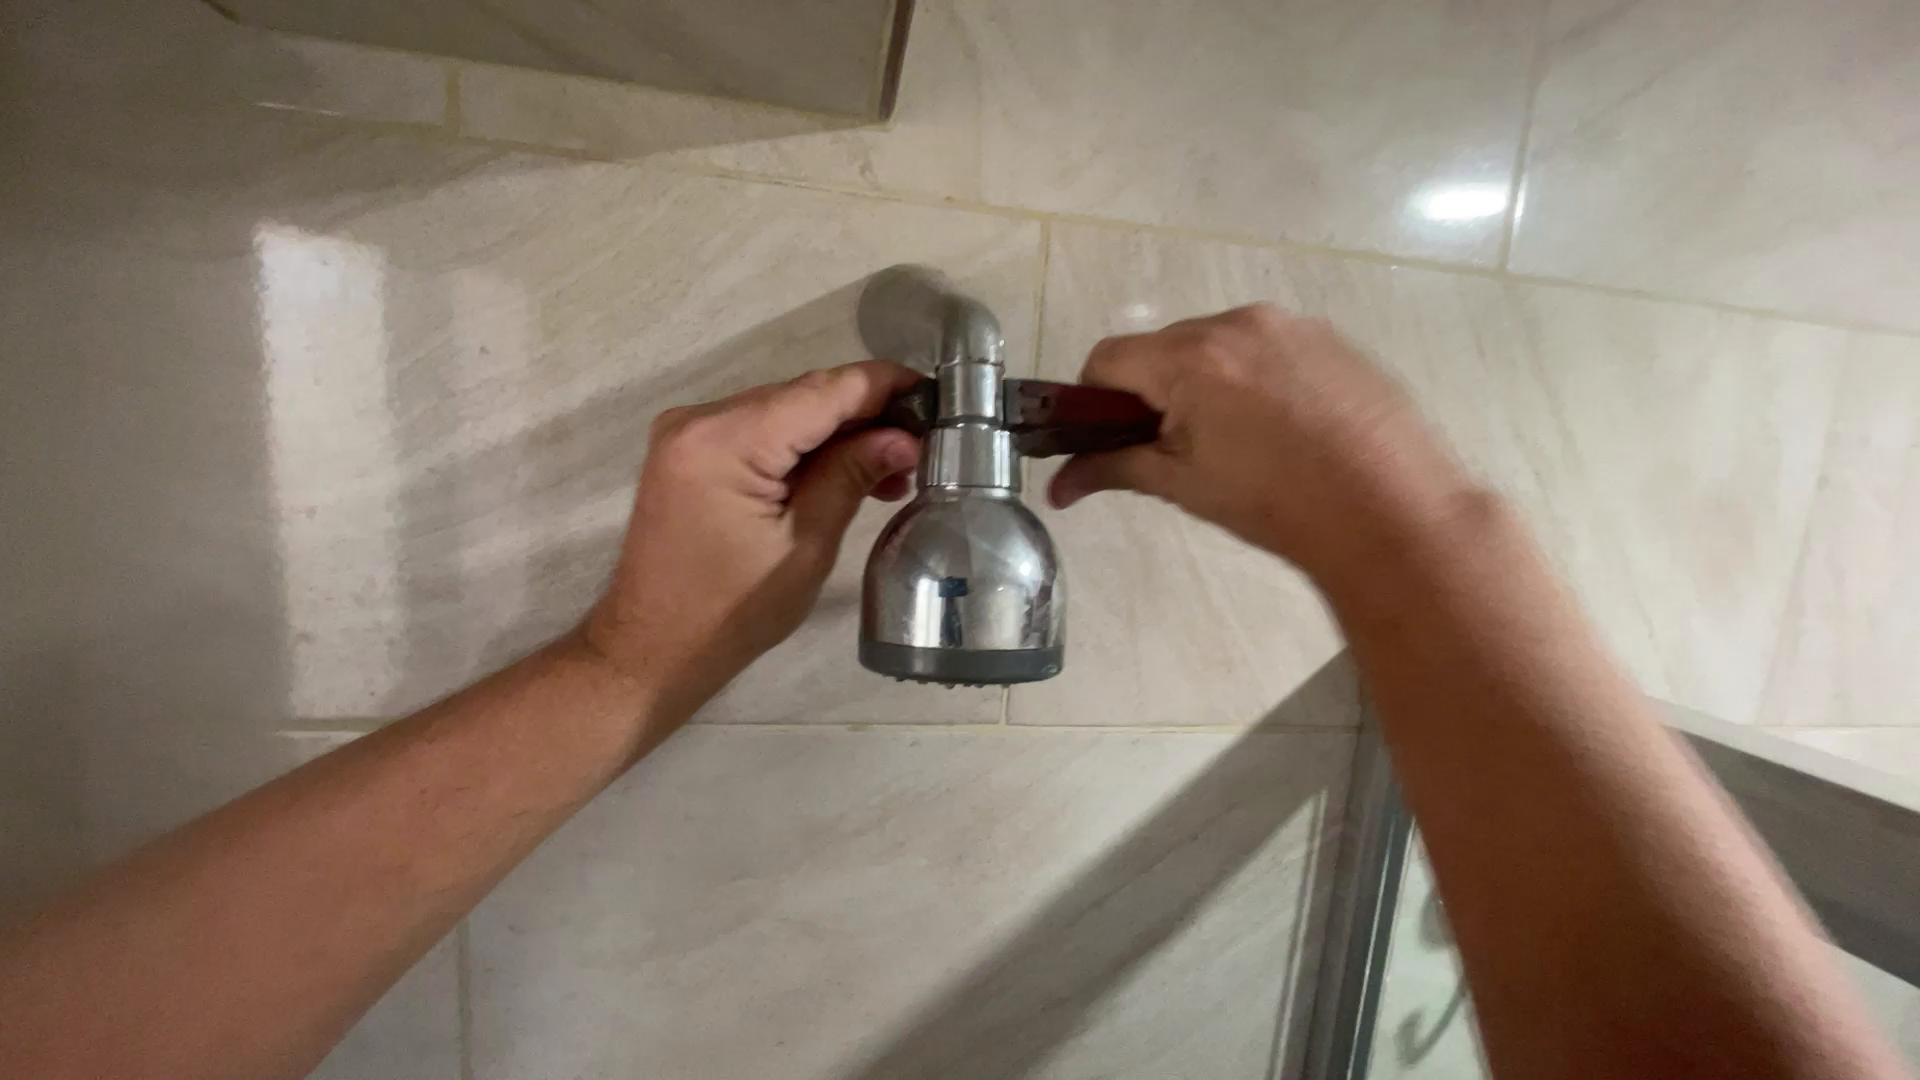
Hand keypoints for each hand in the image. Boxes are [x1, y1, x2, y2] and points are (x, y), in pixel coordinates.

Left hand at [582, 360, 921, 719]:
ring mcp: (690, 431)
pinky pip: (762, 430)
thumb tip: (904, 437)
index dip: (883, 387)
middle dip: (866, 415)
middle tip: (919, 447)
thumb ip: (852, 476)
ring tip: (891, 471)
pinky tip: (847, 472)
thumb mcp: (807, 546)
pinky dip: (805, 447)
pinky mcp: (691, 449)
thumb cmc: (734, 611)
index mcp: (726, 440)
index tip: (933, 397)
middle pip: (804, 395)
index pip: (823, 390)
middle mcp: (701, 418)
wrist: (654, 646)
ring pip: (787, 411)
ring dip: (840, 434)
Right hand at [1048, 304, 1476, 585]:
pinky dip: (1246, 376)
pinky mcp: (1327, 336)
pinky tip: (1276, 425)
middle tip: (1171, 446)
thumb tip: (1056, 489)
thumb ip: (1112, 471)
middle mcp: (1235, 323)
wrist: (1391, 509)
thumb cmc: (1273, 502)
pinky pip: (1260, 346)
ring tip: (1232, 439)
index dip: (1092, 399)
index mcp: (1191, 357)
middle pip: (1159, 348)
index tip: (1108, 438)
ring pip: (1211, 345)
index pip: (1106, 358)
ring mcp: (1288, 323)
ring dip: (1198, 381)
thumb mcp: (1181, 485)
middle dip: (1149, 391)